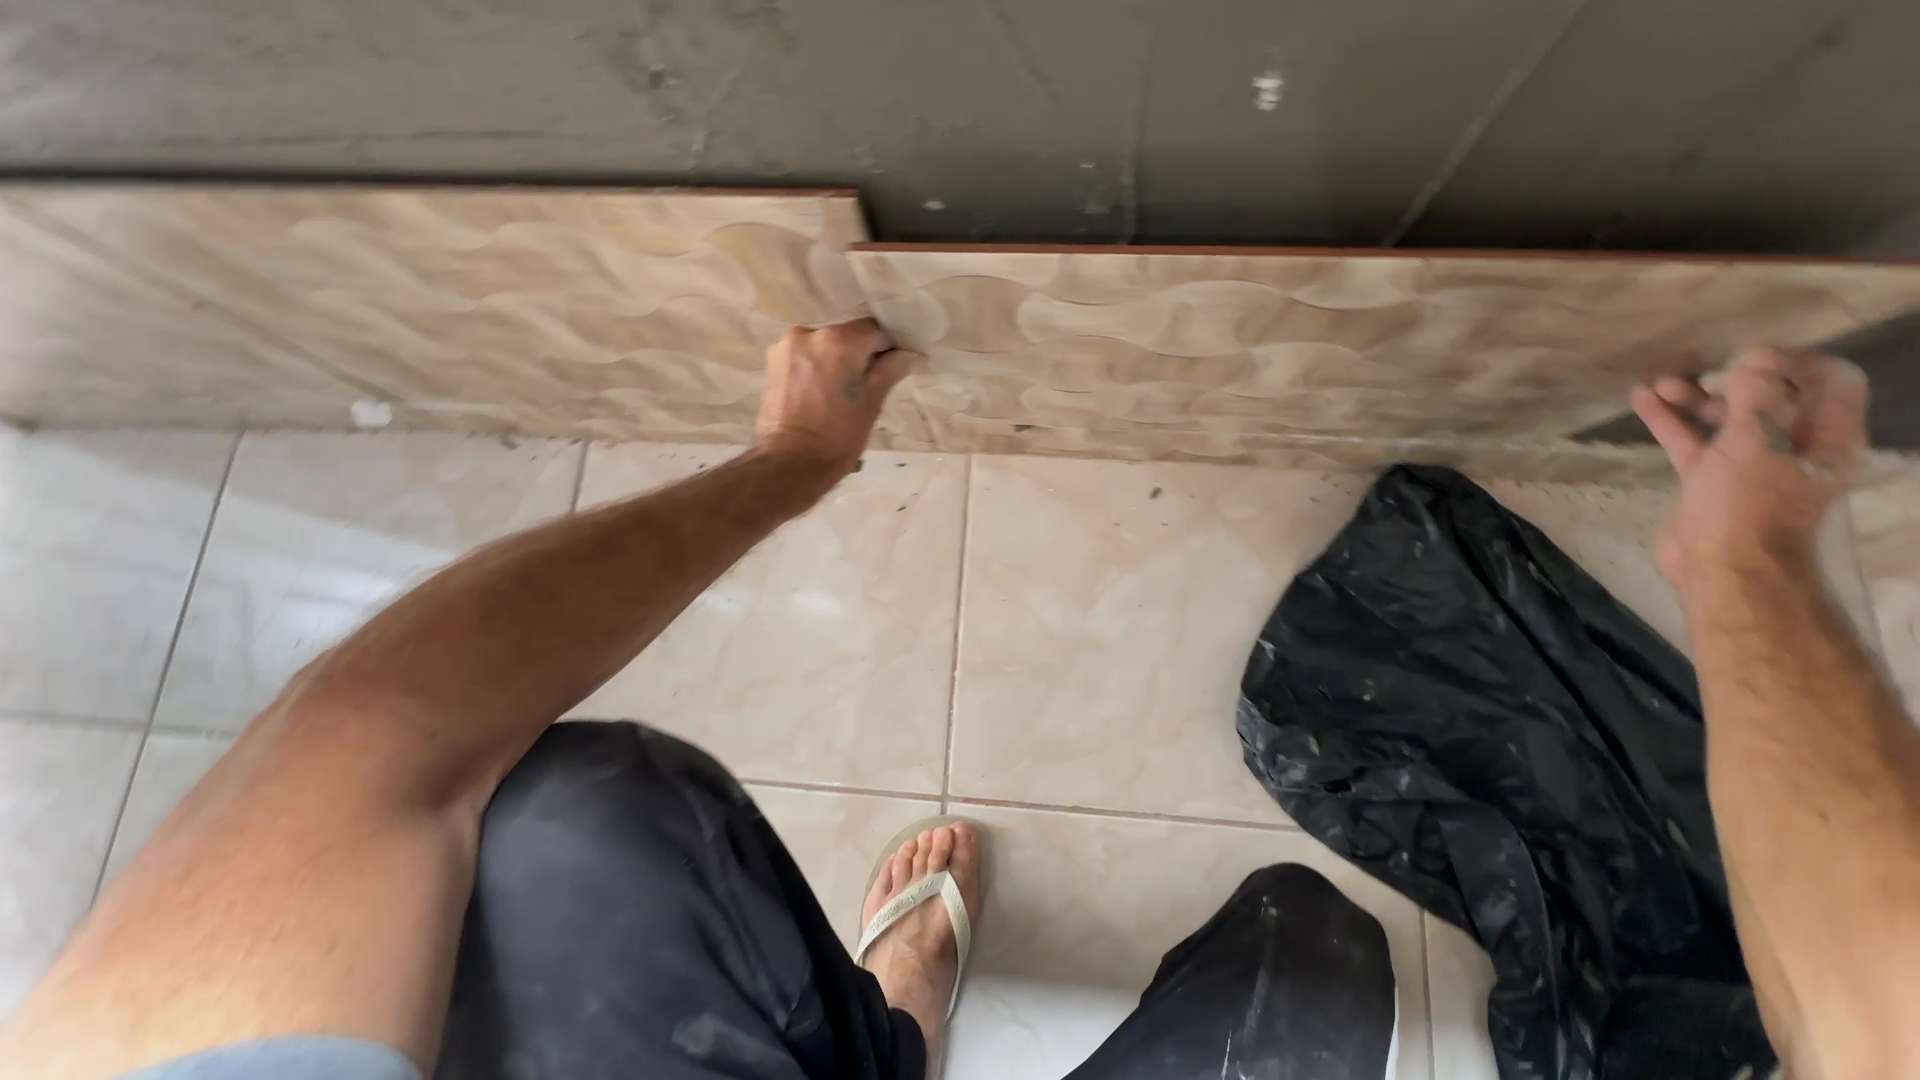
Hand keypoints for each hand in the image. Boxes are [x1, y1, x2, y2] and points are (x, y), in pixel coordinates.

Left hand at [755, 318, 918, 474]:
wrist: (789, 463)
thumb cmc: (837, 437)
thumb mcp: (871, 403)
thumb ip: (891, 370)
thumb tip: (912, 355)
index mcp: (839, 340)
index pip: (876, 330)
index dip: (890, 347)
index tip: (897, 365)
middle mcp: (810, 333)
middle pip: (848, 336)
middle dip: (862, 354)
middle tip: (871, 384)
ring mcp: (787, 346)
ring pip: (825, 345)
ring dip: (837, 360)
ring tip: (842, 391)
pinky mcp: (773, 362)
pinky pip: (805, 356)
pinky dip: (817, 367)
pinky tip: (821, 391)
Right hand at [1633, 346, 1867, 588]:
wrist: (1721, 565)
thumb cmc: (1749, 504)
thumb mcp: (1759, 444)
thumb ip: (1757, 398)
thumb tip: (1749, 361)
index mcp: (1826, 436)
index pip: (1829, 381)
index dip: (1795, 362)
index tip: (1750, 358)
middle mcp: (1793, 443)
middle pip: (1772, 395)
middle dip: (1737, 377)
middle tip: (1707, 373)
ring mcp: (1747, 461)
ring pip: (1725, 417)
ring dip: (1696, 396)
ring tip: (1664, 383)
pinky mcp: (1707, 477)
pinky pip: (1690, 440)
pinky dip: (1668, 420)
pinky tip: (1643, 400)